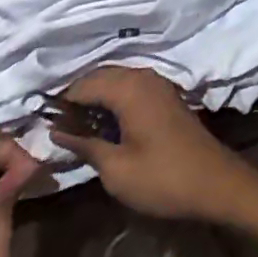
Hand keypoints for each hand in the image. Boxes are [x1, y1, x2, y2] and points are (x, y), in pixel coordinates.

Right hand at [51, 66, 257, 223]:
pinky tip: (106, 122)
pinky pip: (132, 86)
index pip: (85, 84)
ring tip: (78, 125)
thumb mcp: (115, 169)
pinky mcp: (167, 95)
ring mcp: (159, 83)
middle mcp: (144, 76)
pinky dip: (115, 98)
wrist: (214, 180)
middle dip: (79, 94)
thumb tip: (57, 131)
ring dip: (97, 96)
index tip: (43, 121)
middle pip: (102, 75)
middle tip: (59, 124)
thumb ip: (85, 145)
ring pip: (118, 79)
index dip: (62, 102)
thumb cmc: (162, 177)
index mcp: (129, 88)